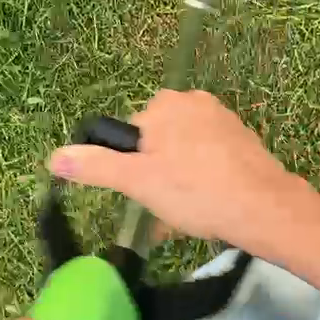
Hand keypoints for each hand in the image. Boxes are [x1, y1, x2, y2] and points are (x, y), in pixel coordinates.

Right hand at [48, 89, 316, 250]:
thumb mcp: (138, 182)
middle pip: (158, 143)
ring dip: (177, 182)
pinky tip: (208, 207)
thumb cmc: (196, 191)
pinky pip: (208, 158)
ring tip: (186, 218)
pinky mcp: (240, 138)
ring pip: (183, 153)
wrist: (264, 208)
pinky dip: (202, 179)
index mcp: (165, 103)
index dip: (133, 168)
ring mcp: (220, 118)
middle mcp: (193, 101)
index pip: (133, 135)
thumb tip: (55, 155)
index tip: (143, 194)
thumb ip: (96, 167)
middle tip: (164, 211)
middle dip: (156, 176)